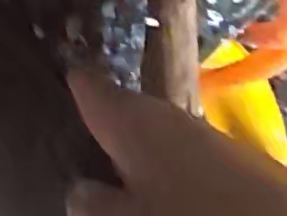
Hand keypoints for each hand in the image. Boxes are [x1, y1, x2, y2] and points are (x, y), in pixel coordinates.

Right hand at [67, 73, 286, 215]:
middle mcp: (163, 113)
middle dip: (102, 134)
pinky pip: (186, 164)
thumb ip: (97, 208)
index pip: (84, 84)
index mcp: (130, 117)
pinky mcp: (238, 166)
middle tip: (81, 158)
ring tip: (123, 187)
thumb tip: (77, 191)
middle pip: (120, 113)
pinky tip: (171, 202)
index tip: (48, 91)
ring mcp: (204, 137)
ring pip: (154, 141)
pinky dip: (172, 178)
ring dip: (139, 160)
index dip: (66, 86)